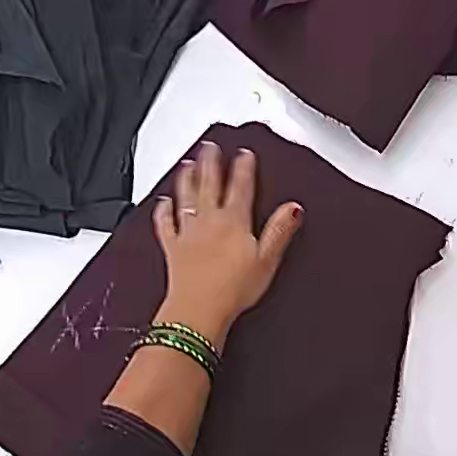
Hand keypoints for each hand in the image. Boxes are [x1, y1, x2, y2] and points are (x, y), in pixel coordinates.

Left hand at [153, 142, 302, 345]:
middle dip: (211, 163)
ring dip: (186, 178)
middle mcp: (208, 222)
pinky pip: (166, 224)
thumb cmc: (233, 289)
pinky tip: (163, 202)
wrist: (199, 309)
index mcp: (234, 222)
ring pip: (186, 197)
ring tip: (187, 163)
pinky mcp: (173, 249)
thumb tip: (293, 208)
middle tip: (210, 146)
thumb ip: (279, 230)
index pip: (241, 187)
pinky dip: (163, 211)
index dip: (244, 168)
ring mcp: (188, 233)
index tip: (244, 154)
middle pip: (209, 184)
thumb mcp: (267, 260)